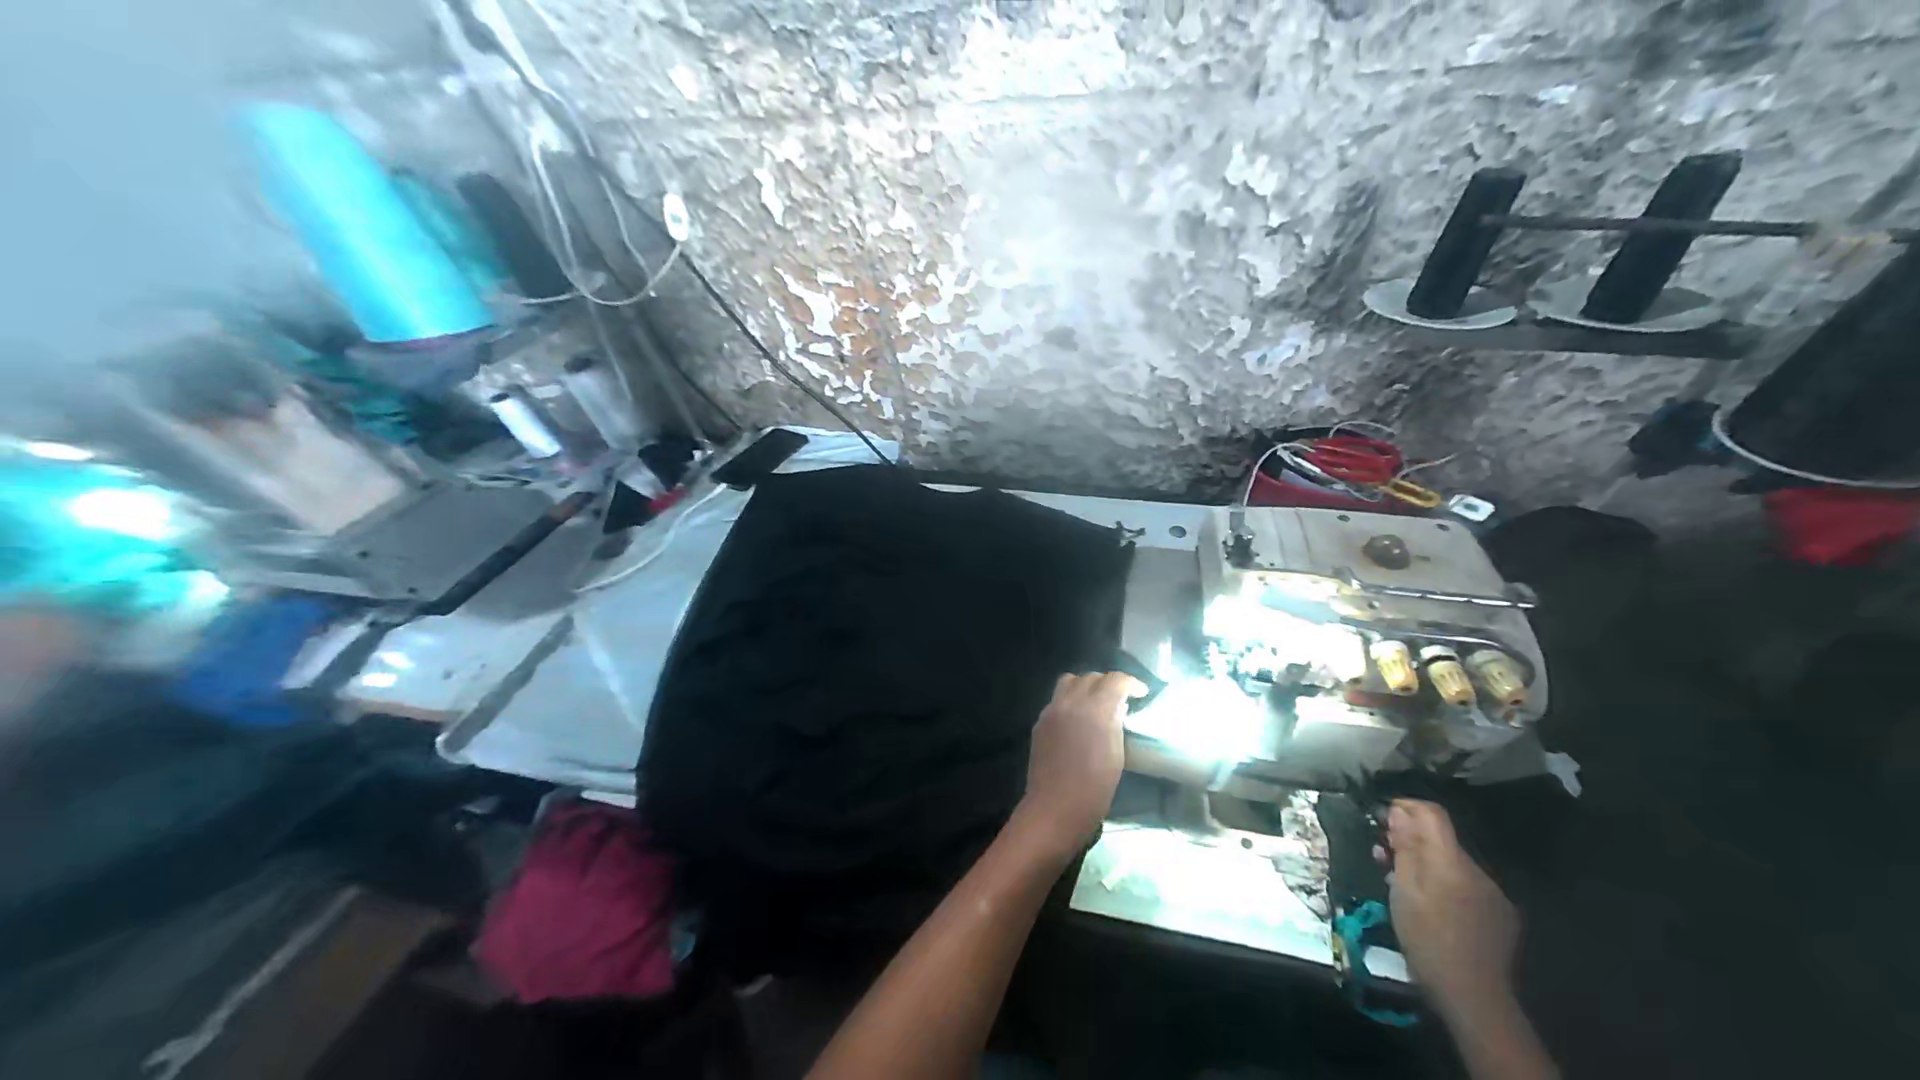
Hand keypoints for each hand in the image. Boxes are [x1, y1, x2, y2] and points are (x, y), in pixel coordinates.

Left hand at [1013, 672, 1144, 858]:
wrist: (1055, 807)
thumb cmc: (1094, 788)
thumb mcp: (1116, 754)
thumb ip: (1115, 723)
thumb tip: (1117, 707)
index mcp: (1095, 710)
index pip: (1115, 680)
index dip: (1131, 683)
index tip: (1141, 692)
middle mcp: (1070, 702)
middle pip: (1091, 677)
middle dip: (1108, 683)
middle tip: (1120, 699)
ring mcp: (1051, 710)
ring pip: (1069, 681)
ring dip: (1085, 686)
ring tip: (1096, 703)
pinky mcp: (1040, 722)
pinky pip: (1057, 700)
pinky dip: (1070, 700)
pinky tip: (1077, 720)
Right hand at [1383, 799, 1519, 1018]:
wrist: (1472, 996)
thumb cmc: (1427, 939)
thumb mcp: (1404, 890)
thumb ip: (1405, 848)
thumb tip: (1400, 812)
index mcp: (1451, 862)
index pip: (1433, 814)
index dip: (1406, 807)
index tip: (1382, 816)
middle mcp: (1477, 871)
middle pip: (1441, 839)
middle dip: (1410, 838)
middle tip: (1381, 853)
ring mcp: (1493, 894)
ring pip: (1451, 863)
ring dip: (1424, 863)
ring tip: (1397, 880)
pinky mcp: (1500, 915)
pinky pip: (1466, 886)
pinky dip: (1443, 884)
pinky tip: (1428, 905)